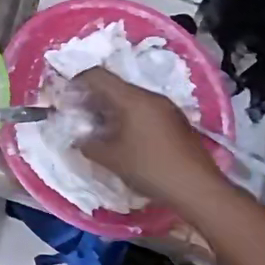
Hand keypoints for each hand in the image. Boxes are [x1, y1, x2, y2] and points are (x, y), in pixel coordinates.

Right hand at [73, 67, 226, 206]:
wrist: (198, 188)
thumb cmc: (149, 168)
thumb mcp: (109, 157)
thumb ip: (86, 143)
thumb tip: (77, 137)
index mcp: (132, 99)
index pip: (98, 76)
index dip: (77, 82)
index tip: (65, 97)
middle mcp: (151, 97)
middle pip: (115, 86)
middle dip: (93, 98)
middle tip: (79, 115)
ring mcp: (167, 108)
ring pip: (131, 98)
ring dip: (111, 108)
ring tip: (100, 129)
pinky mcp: (176, 122)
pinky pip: (145, 110)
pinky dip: (128, 117)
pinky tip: (124, 138)